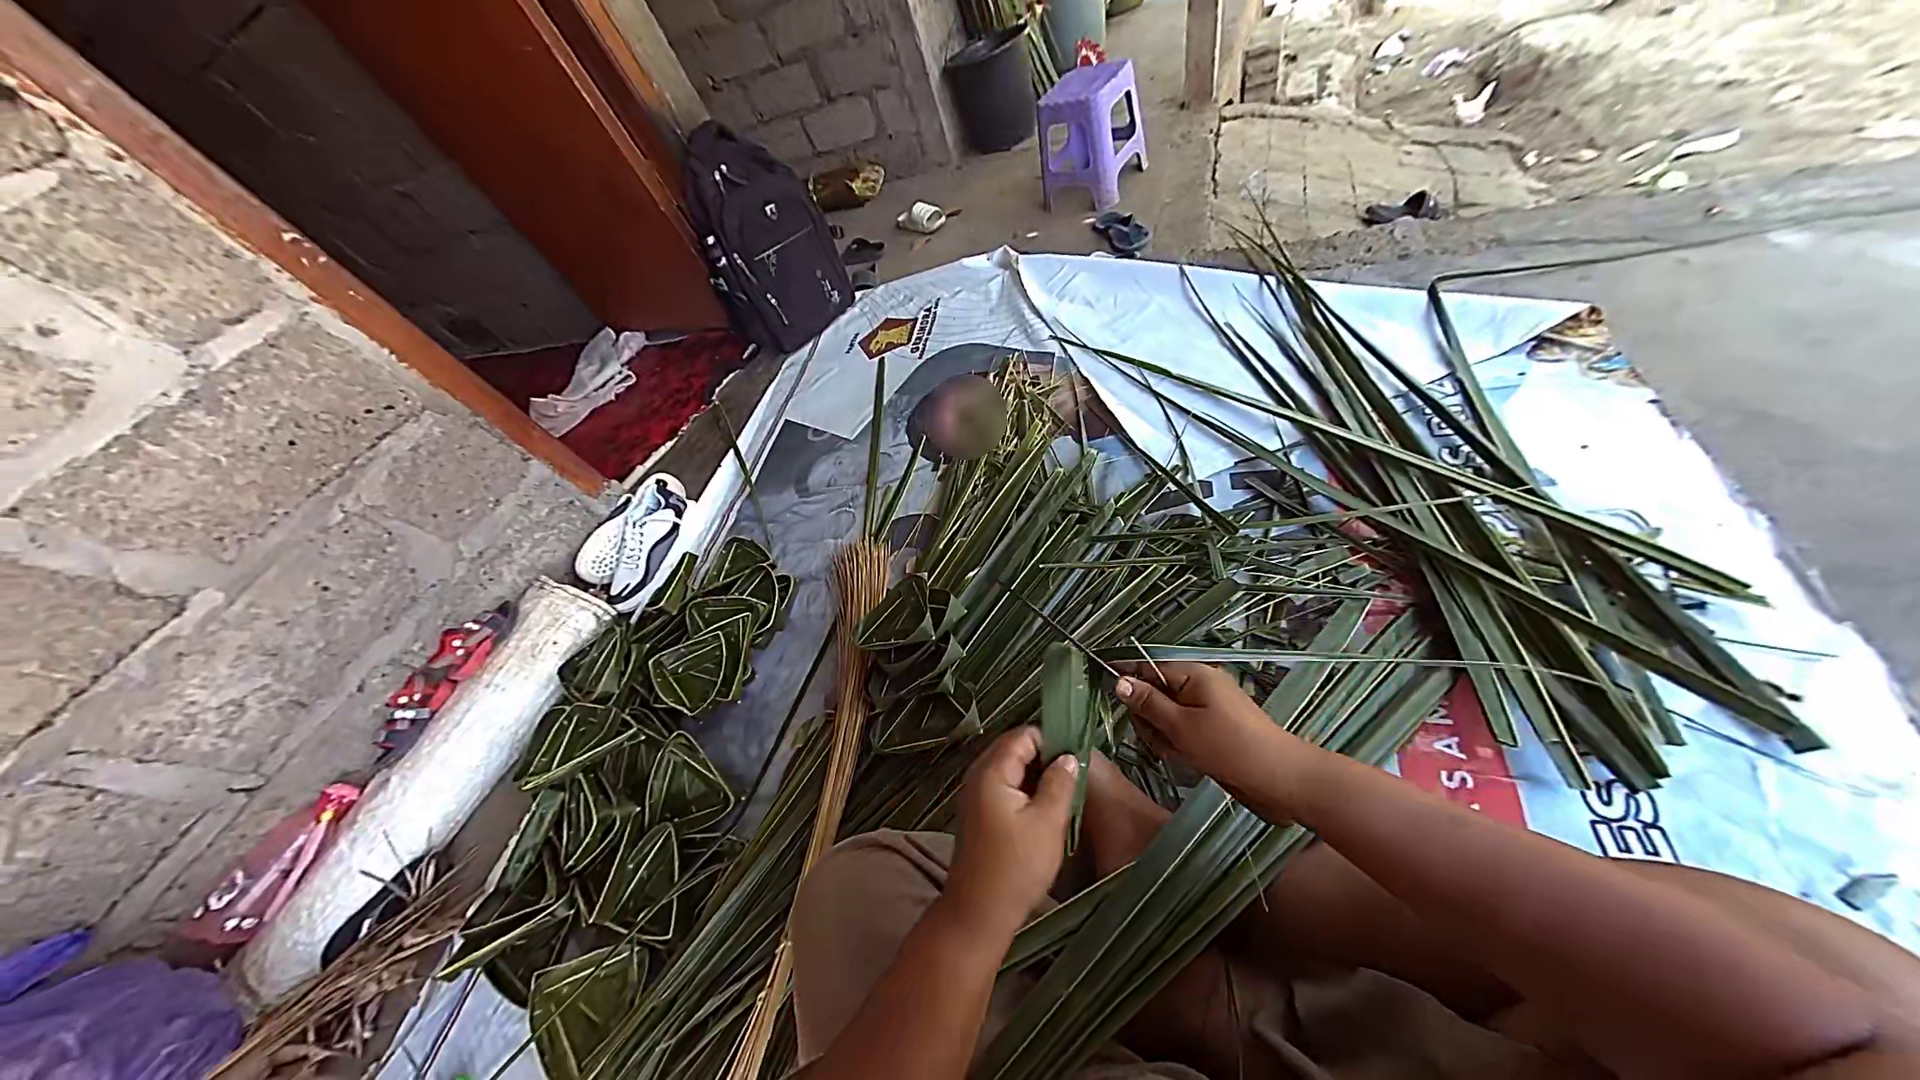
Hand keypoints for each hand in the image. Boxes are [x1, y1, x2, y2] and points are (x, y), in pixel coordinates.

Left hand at [947, 727, 1078, 934]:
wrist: (978, 913)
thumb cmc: (1015, 867)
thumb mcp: (1047, 823)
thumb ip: (1059, 783)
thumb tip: (1069, 756)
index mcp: (991, 771)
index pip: (1023, 736)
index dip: (1051, 741)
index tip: (1075, 761)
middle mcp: (978, 775)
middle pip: (1015, 749)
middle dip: (1044, 760)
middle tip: (1071, 780)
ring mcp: (975, 794)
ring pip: (1011, 770)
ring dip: (1036, 779)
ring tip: (1061, 797)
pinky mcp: (978, 812)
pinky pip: (1004, 788)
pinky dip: (1024, 793)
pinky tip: (1042, 812)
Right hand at [1112, 662, 1309, 817]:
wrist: (1279, 777)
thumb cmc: (1228, 747)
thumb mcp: (1181, 726)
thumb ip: (1148, 703)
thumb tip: (1119, 681)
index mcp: (1193, 673)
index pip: (1147, 666)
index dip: (1126, 677)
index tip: (1106, 690)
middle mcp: (1199, 683)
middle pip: (1153, 690)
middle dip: (1147, 714)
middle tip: (1157, 738)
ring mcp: (1206, 704)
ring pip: (1164, 711)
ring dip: (1161, 731)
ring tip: (1173, 750)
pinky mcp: (1212, 724)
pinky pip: (1181, 724)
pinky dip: (1176, 738)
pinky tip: (1181, 754)